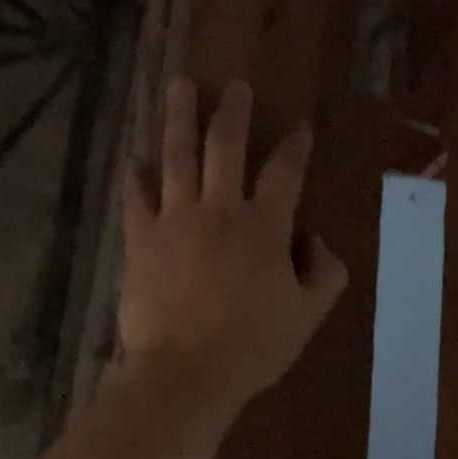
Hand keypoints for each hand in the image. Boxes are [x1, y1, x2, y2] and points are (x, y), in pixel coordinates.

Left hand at [115, 79, 347, 412]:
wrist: (184, 373)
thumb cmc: (251, 348)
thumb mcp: (307, 316)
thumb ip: (324, 275)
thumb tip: (316, 242)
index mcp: (264, 227)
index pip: (286, 172)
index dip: (296, 146)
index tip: (301, 127)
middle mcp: (219, 210)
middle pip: (226, 146)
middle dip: (233, 111)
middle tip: (234, 86)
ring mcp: (174, 221)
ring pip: (177, 156)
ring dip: (180, 118)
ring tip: (179, 87)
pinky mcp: (140, 241)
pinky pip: (135, 198)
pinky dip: (134, 177)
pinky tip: (133, 161)